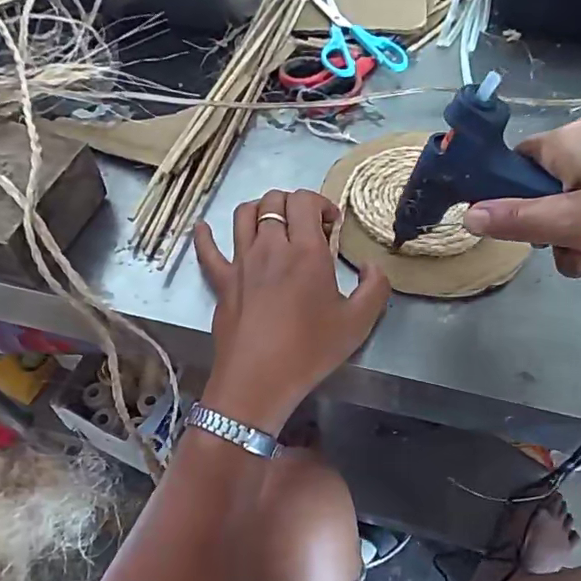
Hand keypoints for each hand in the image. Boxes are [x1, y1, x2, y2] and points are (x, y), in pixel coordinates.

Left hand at [194, 189, 389, 433]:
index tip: (330, 225)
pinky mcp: (221, 282)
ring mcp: (240, 263)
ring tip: (272, 226)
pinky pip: (207, 250)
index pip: (304, 200)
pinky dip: (205, 235)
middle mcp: (269, 247)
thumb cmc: (309, 351)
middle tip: (305, 228)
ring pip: (243, 214)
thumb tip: (372, 266)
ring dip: (260, 210)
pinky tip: (205, 229)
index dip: (320, 203)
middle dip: (293, 205)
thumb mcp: (358, 323)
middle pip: (274, 201)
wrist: (258, 380)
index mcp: (305, 251)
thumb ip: (376, 288)